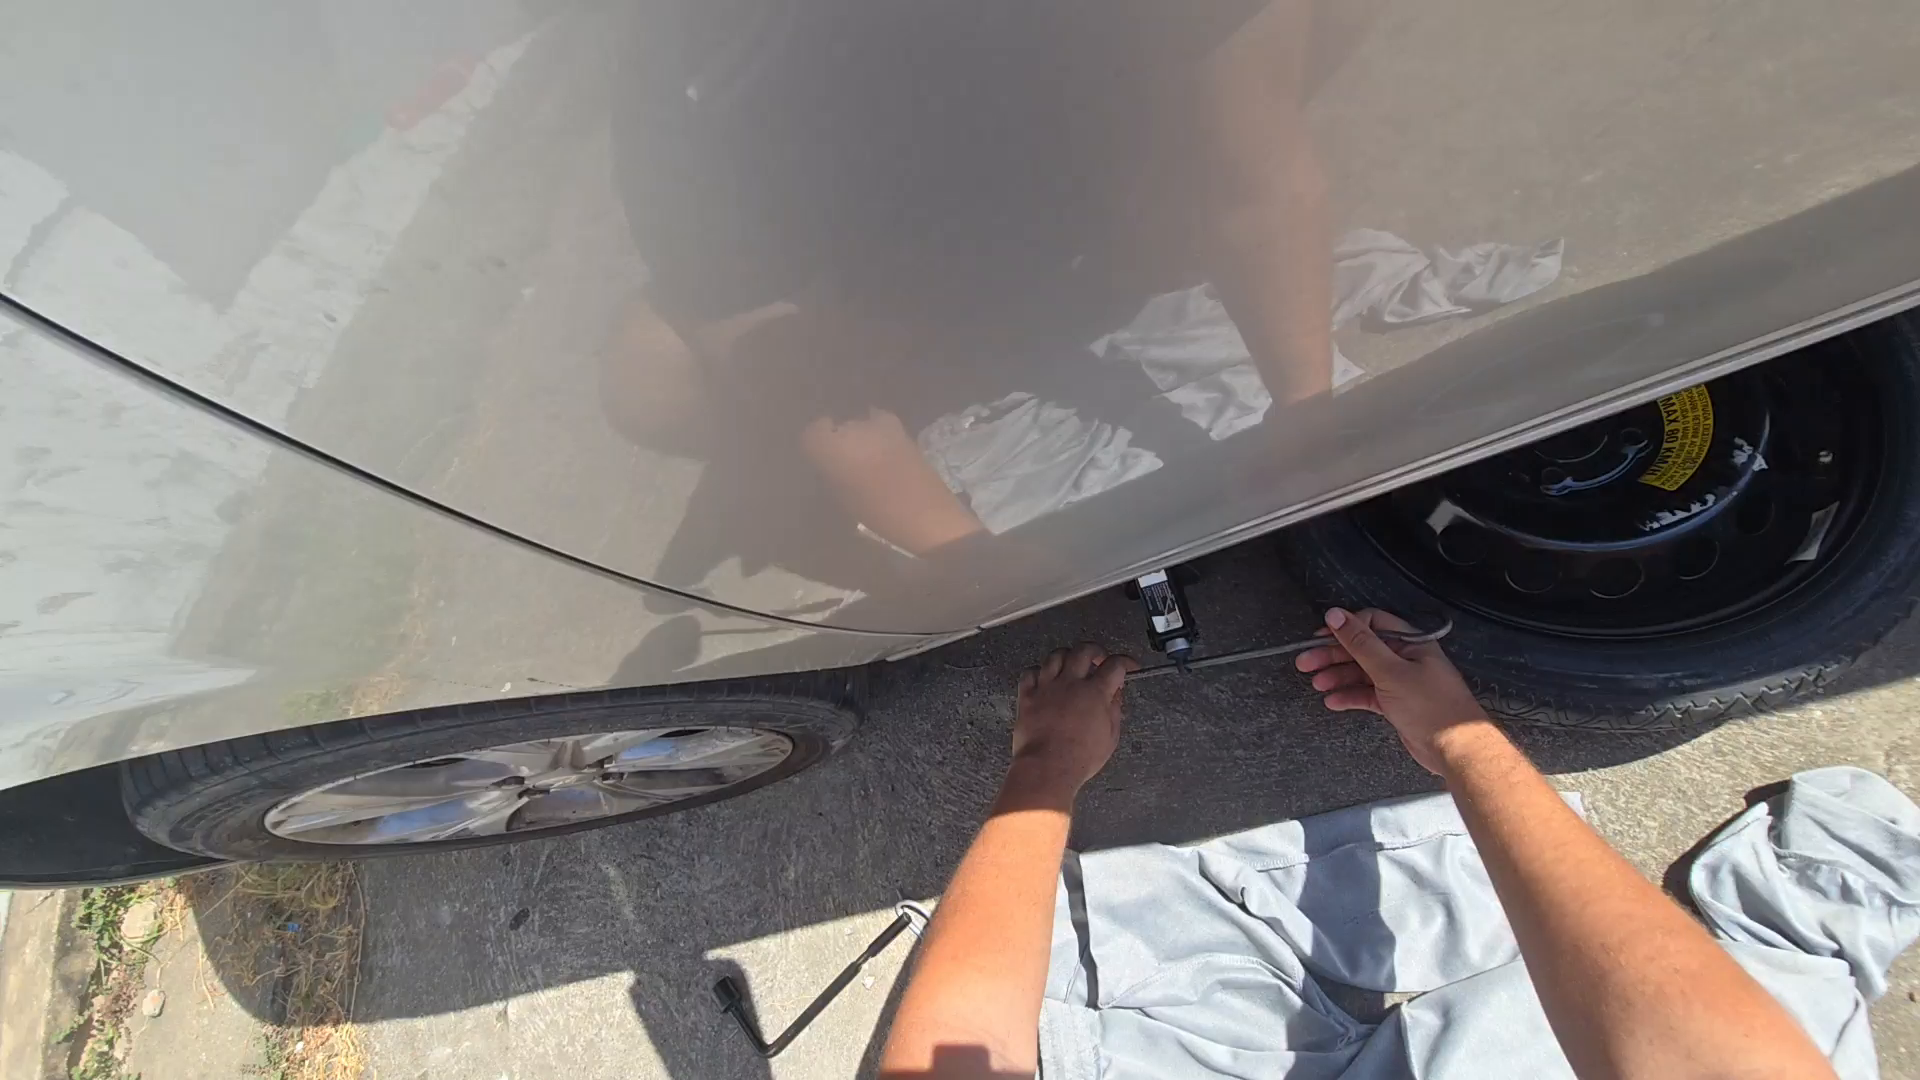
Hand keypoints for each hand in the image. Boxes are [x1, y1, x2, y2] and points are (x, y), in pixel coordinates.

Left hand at [1010, 644, 1137, 799]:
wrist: (1047, 767)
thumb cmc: (1079, 758)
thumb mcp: (1110, 737)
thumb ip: (1115, 710)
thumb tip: (1115, 695)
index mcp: (1094, 693)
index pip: (1114, 665)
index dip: (1125, 662)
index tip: (1128, 666)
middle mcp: (1070, 683)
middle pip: (1083, 650)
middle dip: (1095, 650)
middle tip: (1099, 658)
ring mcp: (1047, 687)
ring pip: (1056, 655)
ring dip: (1067, 656)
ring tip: (1071, 664)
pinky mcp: (1028, 696)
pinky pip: (1030, 672)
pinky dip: (1038, 671)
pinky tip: (1044, 678)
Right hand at [1295, 607, 1493, 773]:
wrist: (1456, 751)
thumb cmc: (1433, 709)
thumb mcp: (1390, 670)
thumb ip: (1360, 642)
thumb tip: (1337, 616)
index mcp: (1411, 643)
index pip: (1371, 624)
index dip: (1344, 629)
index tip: (1320, 637)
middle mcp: (1406, 659)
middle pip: (1361, 649)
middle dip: (1332, 655)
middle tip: (1307, 662)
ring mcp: (1401, 682)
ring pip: (1360, 672)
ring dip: (1337, 676)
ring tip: (1317, 683)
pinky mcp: (1396, 703)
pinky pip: (1366, 693)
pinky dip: (1348, 696)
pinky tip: (1333, 700)